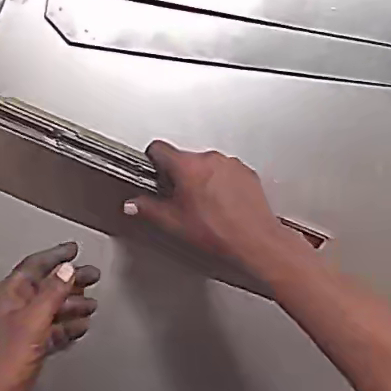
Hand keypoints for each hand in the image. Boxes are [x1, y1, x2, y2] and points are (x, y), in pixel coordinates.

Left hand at [0, 242, 99, 390]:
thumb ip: (51, 293)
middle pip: (46, 287)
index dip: (54, 256)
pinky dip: (68, 327)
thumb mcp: (32, 322)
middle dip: (70, 280)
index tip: (73, 249)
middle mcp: (14, 312)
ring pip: (51, 310)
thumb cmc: (6, 366)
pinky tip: (82, 326)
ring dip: (72, 304)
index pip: (33, 267)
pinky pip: (53, 332)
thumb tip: (67, 268)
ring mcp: (22, 334)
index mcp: (9, 299)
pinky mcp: (30, 354)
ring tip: (93, 302)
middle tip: (93, 274)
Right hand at [125, 141, 310, 282]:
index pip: (159, 148)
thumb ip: (148, 209)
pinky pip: (226, 171)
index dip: (152, 160)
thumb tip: (134, 204)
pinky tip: (222, 206)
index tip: (153, 171)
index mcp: (187, 166)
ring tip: (204, 207)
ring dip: (201, 179)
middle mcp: (209, 159)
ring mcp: (230, 164)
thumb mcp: (173, 224)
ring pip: (206, 165)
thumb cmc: (218, 233)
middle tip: (180, 200)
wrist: (255, 242)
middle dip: (179, 176)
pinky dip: (221, 183)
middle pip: (184, 158)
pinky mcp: (245, 172)